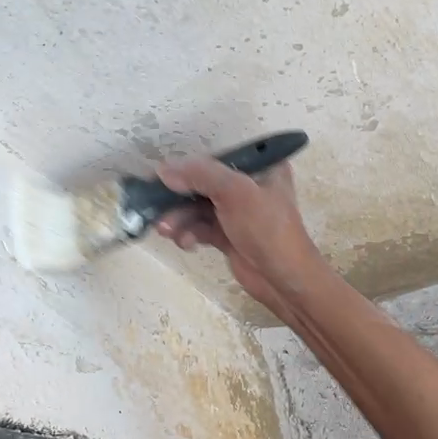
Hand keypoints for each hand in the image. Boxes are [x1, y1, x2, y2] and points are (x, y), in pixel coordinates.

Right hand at [152, 156, 329, 315]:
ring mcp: (238, 213)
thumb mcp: (235, 192)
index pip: (218, 158)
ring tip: (167, 230)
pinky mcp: (228, 236)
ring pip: (198, 208)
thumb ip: (200, 175)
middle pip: (203, 184)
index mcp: (261, 167)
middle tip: (155, 206)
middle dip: (178, 197)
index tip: (161, 174)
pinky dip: (189, 233)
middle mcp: (249, 186)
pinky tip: (185, 243)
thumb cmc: (267, 229)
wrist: (283, 280)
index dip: (189, 165)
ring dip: (180, 218)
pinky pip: (200, 228)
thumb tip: (163, 170)